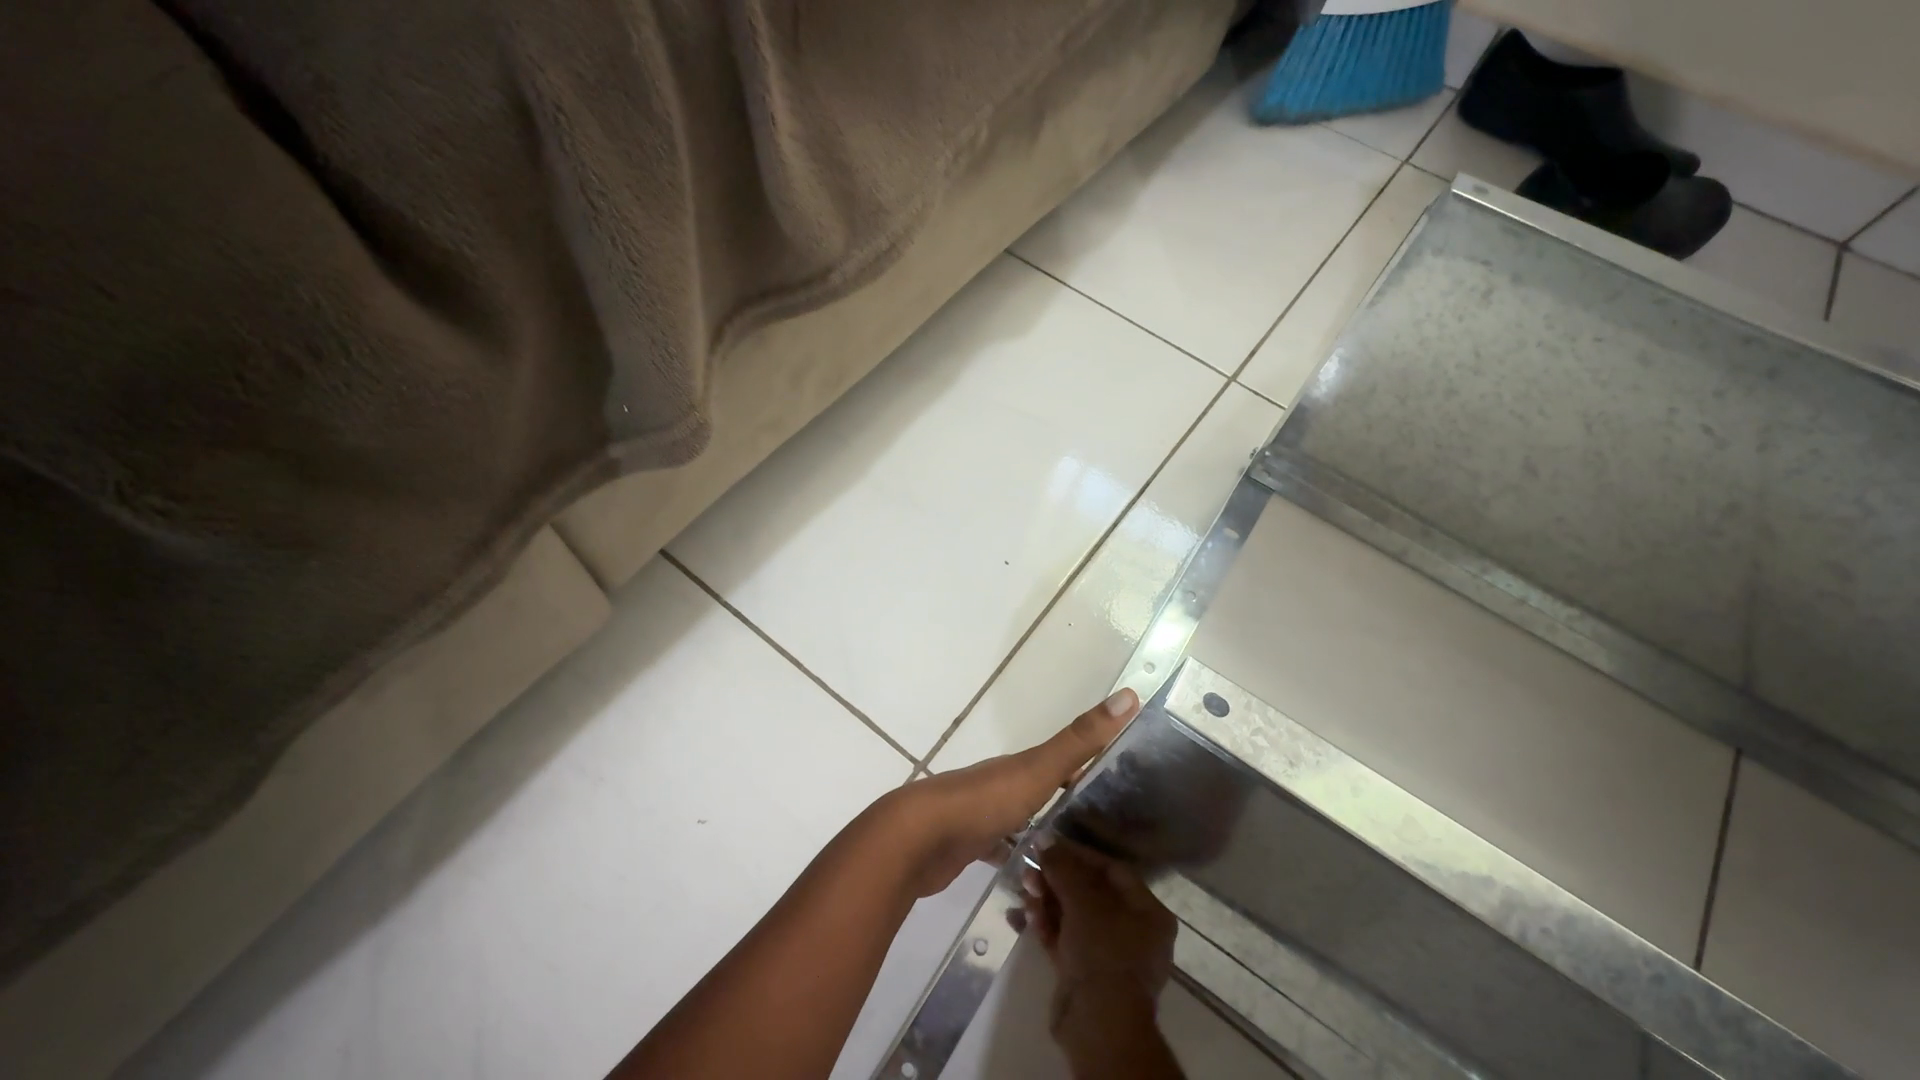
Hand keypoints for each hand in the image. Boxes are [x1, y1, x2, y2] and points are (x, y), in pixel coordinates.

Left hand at [875, 688, 1140, 898]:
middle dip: (1072, 804)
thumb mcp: (1039, 769)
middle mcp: (1002, 786)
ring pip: (1022, 822)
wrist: (918, 839)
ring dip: (1045, 833)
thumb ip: (1081, 739)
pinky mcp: (969, 848)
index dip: (1093, 766)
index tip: (1127, 780)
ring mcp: (983, 817)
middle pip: (1043, 791)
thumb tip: (1130, 694)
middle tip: (1111, 831)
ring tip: (1082, 860)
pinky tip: (1037, 878)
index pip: (1063, 761)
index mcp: (1020, 766)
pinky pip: (1001, 850)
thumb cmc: (983, 801)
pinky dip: (1018, 859)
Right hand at [1023, 841, 1176, 1044]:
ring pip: (1072, 916)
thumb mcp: (1085, 901)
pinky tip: (1020, 915)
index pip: (1112, 871)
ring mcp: (1106, 954)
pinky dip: (1043, 925)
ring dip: (1046, 900)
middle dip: (1057, 879)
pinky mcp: (1082, 972)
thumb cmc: (1104, 951)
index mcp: (1147, 912)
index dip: (1078, 854)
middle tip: (1028, 869)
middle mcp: (1131, 931)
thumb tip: (1044, 838)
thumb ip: (1064, 867)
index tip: (1048, 844)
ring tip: (1022, 890)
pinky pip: (1062, 939)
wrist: (1098, 1023)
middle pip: (1089, 893)